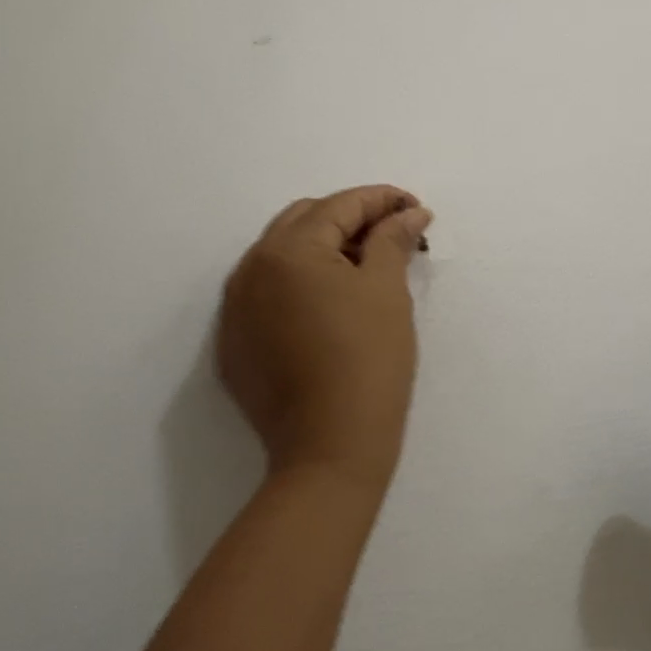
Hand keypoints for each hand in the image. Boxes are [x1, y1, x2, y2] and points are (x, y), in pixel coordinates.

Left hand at [219, 185, 433, 487]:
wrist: (329, 450)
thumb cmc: (368, 361)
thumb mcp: (387, 291)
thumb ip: (392, 239)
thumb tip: (408, 213)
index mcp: (286, 250)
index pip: (339, 206)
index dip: (382, 200)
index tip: (416, 208)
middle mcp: (250, 269)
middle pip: (304, 221)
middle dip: (350, 219)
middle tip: (393, 236)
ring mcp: (235, 308)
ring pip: (281, 255)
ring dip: (322, 249)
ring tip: (364, 267)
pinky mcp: (234, 343)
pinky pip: (267, 293)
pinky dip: (299, 284)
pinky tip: (330, 305)